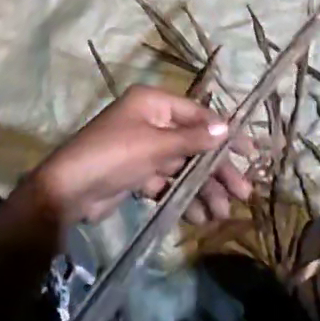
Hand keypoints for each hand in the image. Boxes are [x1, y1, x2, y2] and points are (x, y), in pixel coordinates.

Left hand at [29, 85, 254, 223]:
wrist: (69, 190)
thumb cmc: (113, 156)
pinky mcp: (135, 174)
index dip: (225, 134)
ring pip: (182, 166)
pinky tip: (199, 217)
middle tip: (242, 193)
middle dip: (216, 169)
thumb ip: (192, 139)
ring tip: (221, 213)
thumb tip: (226, 127)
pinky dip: (182, 197)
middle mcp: (149, 122)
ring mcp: (142, 149)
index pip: (198, 114)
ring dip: (202, 188)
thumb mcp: (156, 145)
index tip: (251, 153)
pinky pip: (166, 182)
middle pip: (192, 143)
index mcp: (152, 104)